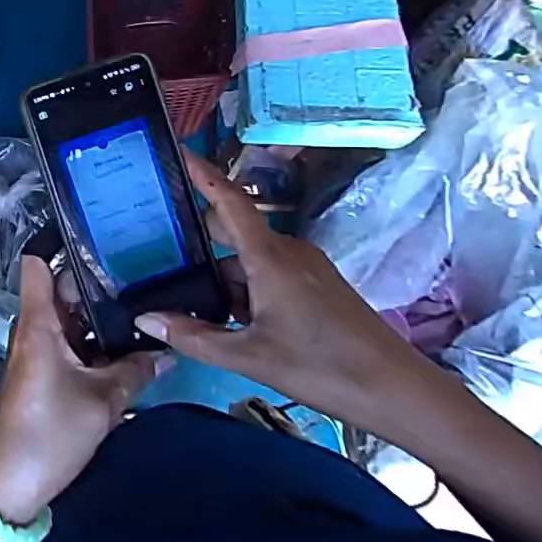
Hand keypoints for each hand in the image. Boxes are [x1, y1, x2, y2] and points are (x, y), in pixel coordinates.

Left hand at [0, 256, 170, 522]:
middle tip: (144, 272)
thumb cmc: (50, 434)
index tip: (101, 237)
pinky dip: (95, 340)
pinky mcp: (45, 373)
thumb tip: (168, 354)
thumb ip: (136, 372)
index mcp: (39, 323)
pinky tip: (128, 343)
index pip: (37, 265)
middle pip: (64, 289)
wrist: (11, 487)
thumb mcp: (102, 402)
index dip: (61, 244)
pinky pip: (72, 343)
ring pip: (72, 319)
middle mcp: (35, 329)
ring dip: (101, 315)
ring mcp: (39, 351)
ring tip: (144, 303)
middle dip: (99, 282)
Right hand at [136, 152, 454, 438]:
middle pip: (235, 228)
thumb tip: (145, 320)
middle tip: (157, 240)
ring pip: (250, 256)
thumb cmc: (320, 367)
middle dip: (199, 233)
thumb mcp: (248, 356)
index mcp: (270, 257)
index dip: (203, 174)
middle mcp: (288, 250)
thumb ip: (193, 336)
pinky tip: (227, 313)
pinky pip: (268, 270)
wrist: (395, 389)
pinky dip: (244, 284)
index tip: (179, 152)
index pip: (230, 200)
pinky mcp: (316, 282)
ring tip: (184, 288)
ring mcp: (305, 265)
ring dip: (221, 271)